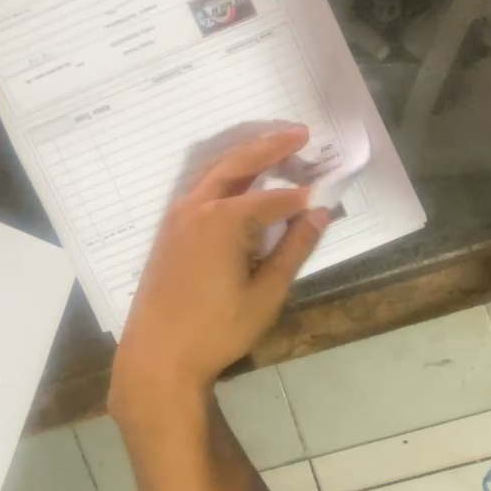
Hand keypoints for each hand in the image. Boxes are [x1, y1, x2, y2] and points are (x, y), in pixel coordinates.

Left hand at [111, 126, 329, 408]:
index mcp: (223, 221)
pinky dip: (225, 174)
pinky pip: (201, 187)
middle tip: (302, 133)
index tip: (332, 190)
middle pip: (239, 165)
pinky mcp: (170, 230)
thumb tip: (320, 214)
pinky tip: (241, 180)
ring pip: (215, 171)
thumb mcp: (267, 292)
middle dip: (272, 147)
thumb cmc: (218, 328)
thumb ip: (295, 248)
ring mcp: (178, 217)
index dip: (306, 195)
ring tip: (276, 147)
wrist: (158, 357)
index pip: (276, 198)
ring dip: (246, 155)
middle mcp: (196, 208)